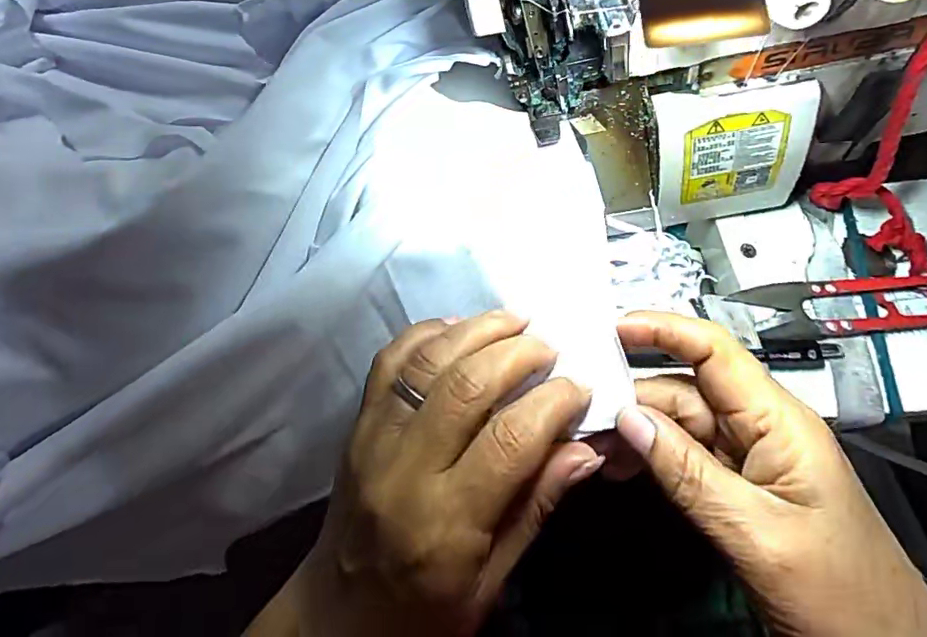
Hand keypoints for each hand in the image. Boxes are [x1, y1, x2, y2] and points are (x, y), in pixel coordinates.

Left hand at [251, 312, 601, 636]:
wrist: (341, 611)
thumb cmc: (425, 608)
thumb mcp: (491, 581)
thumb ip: (535, 508)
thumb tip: (584, 449)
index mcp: (446, 520)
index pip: (507, 441)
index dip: (549, 404)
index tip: (578, 386)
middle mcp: (405, 467)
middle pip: (464, 388)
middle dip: (513, 355)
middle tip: (548, 345)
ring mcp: (374, 435)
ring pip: (425, 362)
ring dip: (472, 331)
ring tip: (511, 320)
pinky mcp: (357, 420)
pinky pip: (389, 360)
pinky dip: (424, 333)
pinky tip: (456, 326)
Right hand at [612, 312, 926, 636]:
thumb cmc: (853, 606)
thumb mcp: (760, 537)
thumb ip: (690, 474)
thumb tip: (630, 420)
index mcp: (782, 425)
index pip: (714, 350)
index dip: (661, 329)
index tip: (613, 328)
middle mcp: (763, 431)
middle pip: (683, 387)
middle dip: (632, 394)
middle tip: (587, 412)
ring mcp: (751, 460)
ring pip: (678, 422)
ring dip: (636, 430)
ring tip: (599, 447)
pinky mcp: (740, 489)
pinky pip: (683, 455)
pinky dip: (651, 456)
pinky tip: (625, 467)